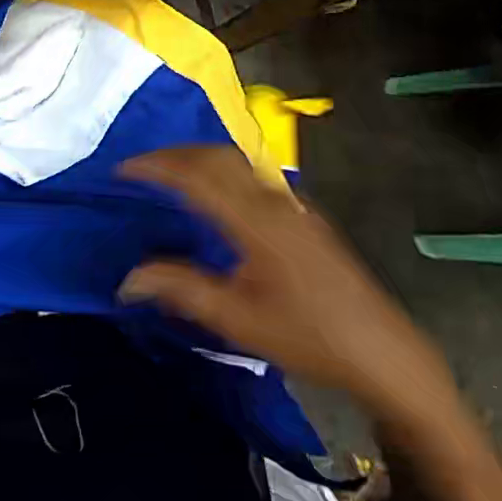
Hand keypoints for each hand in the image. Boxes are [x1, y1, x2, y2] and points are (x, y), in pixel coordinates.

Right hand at [119, 146, 457, 421]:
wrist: (378, 346)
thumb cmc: (306, 336)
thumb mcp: (238, 320)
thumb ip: (182, 290)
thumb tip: (129, 278)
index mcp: (255, 220)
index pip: (197, 175)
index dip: (157, 166)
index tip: (123, 168)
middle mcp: (274, 200)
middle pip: (219, 156)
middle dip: (177, 153)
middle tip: (142, 167)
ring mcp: (294, 204)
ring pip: (240, 163)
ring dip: (202, 159)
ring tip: (171, 174)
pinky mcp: (305, 215)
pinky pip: (256, 177)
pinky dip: (225, 172)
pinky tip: (217, 197)